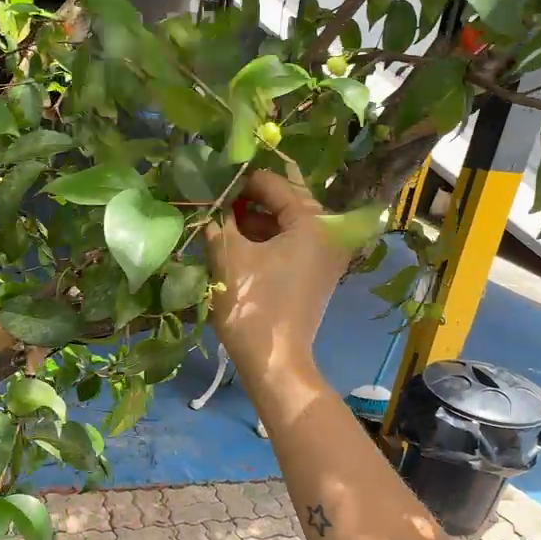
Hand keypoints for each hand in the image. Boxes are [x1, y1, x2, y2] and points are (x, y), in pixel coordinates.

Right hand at [207, 170, 349, 394]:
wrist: (274, 362)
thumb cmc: (253, 305)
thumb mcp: (229, 256)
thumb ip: (220, 221)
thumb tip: (213, 203)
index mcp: (312, 221)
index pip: (274, 183)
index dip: (241, 179)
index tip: (213, 177)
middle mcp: (327, 233)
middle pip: (285, 201)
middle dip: (251, 198)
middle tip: (218, 196)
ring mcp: (325, 256)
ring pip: (286, 223)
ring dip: (255, 220)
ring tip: (221, 218)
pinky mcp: (315, 275)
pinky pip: (289, 244)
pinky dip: (265, 240)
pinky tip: (236, 241)